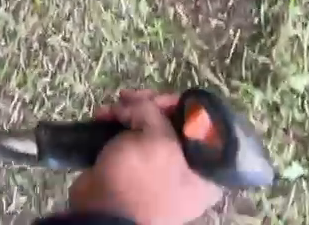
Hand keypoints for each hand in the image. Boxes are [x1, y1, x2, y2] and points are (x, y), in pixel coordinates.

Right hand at [68, 90, 222, 224]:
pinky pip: (130, 134)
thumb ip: (153, 114)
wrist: (107, 211)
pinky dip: (116, 122)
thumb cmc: (141, 180)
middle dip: (147, 105)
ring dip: (126, 111)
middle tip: (125, 98)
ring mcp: (160, 165)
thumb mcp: (156, 142)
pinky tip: (101, 118)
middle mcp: (188, 165)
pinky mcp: (134, 163)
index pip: (202, 125)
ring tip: (107, 110)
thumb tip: (137, 103)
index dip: (177, 105)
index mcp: (207, 167)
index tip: (152, 98)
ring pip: (147, 124)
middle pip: (173, 122)